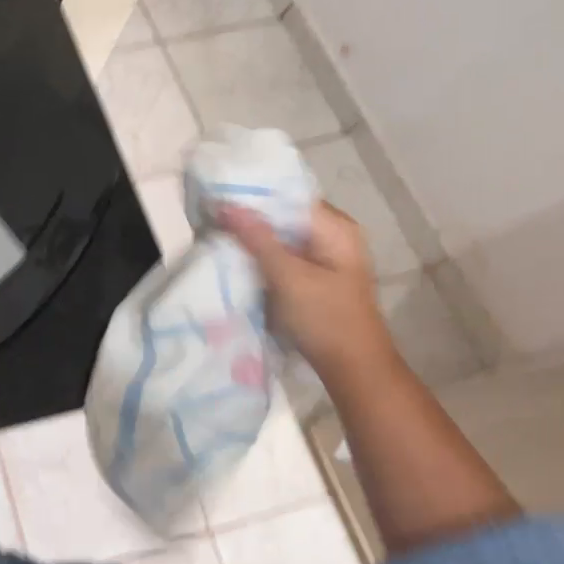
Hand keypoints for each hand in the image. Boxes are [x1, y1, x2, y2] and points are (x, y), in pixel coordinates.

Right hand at [219, 202, 398, 381]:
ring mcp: (325, 255)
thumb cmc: (325, 319)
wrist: (354, 370)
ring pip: (280, 234)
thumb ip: (256, 237)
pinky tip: (236, 256)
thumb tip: (224, 203)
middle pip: (282, 213)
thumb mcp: (287, 276)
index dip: (252, 193)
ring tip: (217, 232)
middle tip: (210, 215)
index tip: (215, 195)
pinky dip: (262, 253)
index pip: (287, 194)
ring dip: (252, 236)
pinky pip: (283, 252)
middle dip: (248, 215)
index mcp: (335, 227)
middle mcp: (333, 234)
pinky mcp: (315, 274)